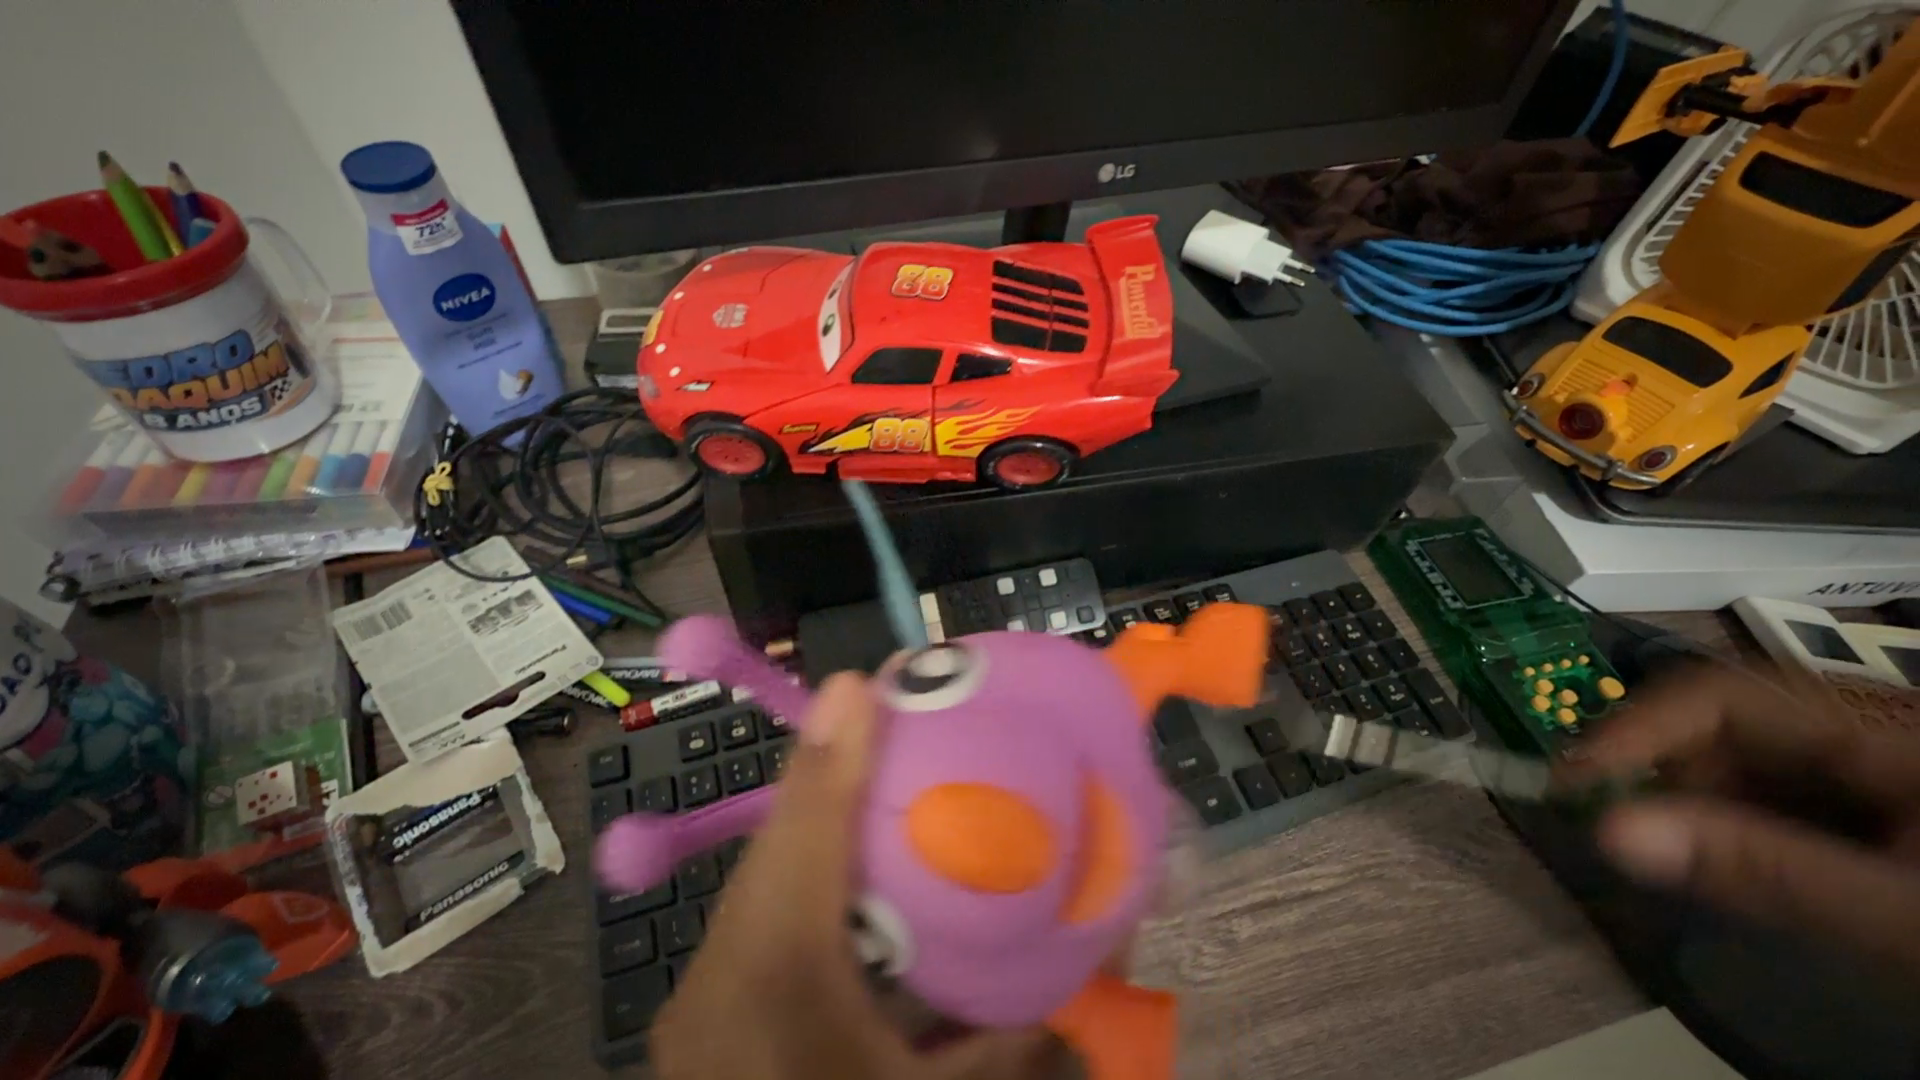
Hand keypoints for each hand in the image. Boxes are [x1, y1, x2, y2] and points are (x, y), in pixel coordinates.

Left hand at [649, 673, 1064, 1079]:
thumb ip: (1009, 1049)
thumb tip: (1083, 995)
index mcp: (776, 984)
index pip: (803, 840)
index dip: (835, 755)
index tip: (861, 682)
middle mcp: (722, 978)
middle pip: (777, 846)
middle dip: (828, 775)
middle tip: (882, 717)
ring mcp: (701, 998)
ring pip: (763, 880)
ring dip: (816, 824)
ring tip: (871, 773)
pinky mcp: (703, 1014)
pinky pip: (758, 921)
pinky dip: (803, 883)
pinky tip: (848, 874)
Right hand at [1563, 665, 1919, 978]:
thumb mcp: (1909, 917)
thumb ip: (1763, 872)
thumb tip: (1607, 834)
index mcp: (1887, 735)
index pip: (1723, 696)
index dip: (1637, 728)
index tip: (1575, 780)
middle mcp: (1871, 738)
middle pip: (1725, 728)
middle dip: (1660, 773)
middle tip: (1613, 826)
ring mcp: (1872, 775)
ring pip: (1742, 766)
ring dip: (1689, 804)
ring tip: (1670, 855)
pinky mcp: (1871, 814)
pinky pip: (1772, 802)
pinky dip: (1730, 829)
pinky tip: (1726, 865)